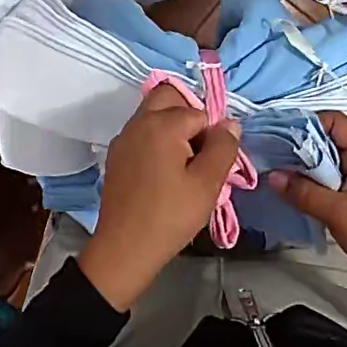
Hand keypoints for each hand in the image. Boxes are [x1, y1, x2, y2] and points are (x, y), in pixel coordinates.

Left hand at [80, 84, 242, 309]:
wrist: (124, 250)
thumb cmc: (170, 216)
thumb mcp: (207, 183)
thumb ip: (223, 147)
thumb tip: (230, 124)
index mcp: (162, 124)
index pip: (200, 112)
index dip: (212, 135)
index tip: (212, 163)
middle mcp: (139, 122)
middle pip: (169, 96)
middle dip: (189, 113)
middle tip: (199, 149)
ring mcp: (124, 138)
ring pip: (153, 112)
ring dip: (172, 126)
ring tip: (184, 162)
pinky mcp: (117, 155)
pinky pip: (142, 131)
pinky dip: (156, 139)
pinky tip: (164, 171)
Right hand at [269, 113, 346, 301]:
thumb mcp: (338, 213)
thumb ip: (303, 192)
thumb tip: (274, 176)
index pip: (333, 121)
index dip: (305, 123)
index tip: (278, 134)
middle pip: (327, 138)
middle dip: (299, 144)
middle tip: (271, 153)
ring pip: (327, 160)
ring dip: (304, 165)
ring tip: (277, 171)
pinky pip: (330, 178)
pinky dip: (312, 181)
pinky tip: (293, 191)